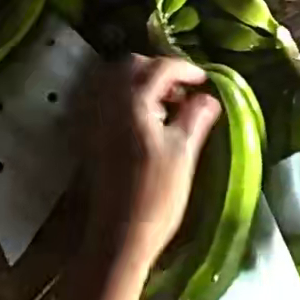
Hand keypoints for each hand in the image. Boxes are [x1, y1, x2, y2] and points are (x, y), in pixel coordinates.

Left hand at [84, 55, 221, 269]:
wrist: (117, 234)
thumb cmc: (154, 194)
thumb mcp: (183, 153)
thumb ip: (195, 117)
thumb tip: (209, 97)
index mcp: (132, 99)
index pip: (159, 67)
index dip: (185, 68)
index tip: (205, 79)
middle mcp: (108, 98)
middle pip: (134, 65)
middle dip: (161, 70)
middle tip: (186, 90)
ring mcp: (95, 113)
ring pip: (119, 78)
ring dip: (144, 82)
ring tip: (170, 105)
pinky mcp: (90, 130)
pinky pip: (109, 96)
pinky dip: (129, 96)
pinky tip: (149, 119)